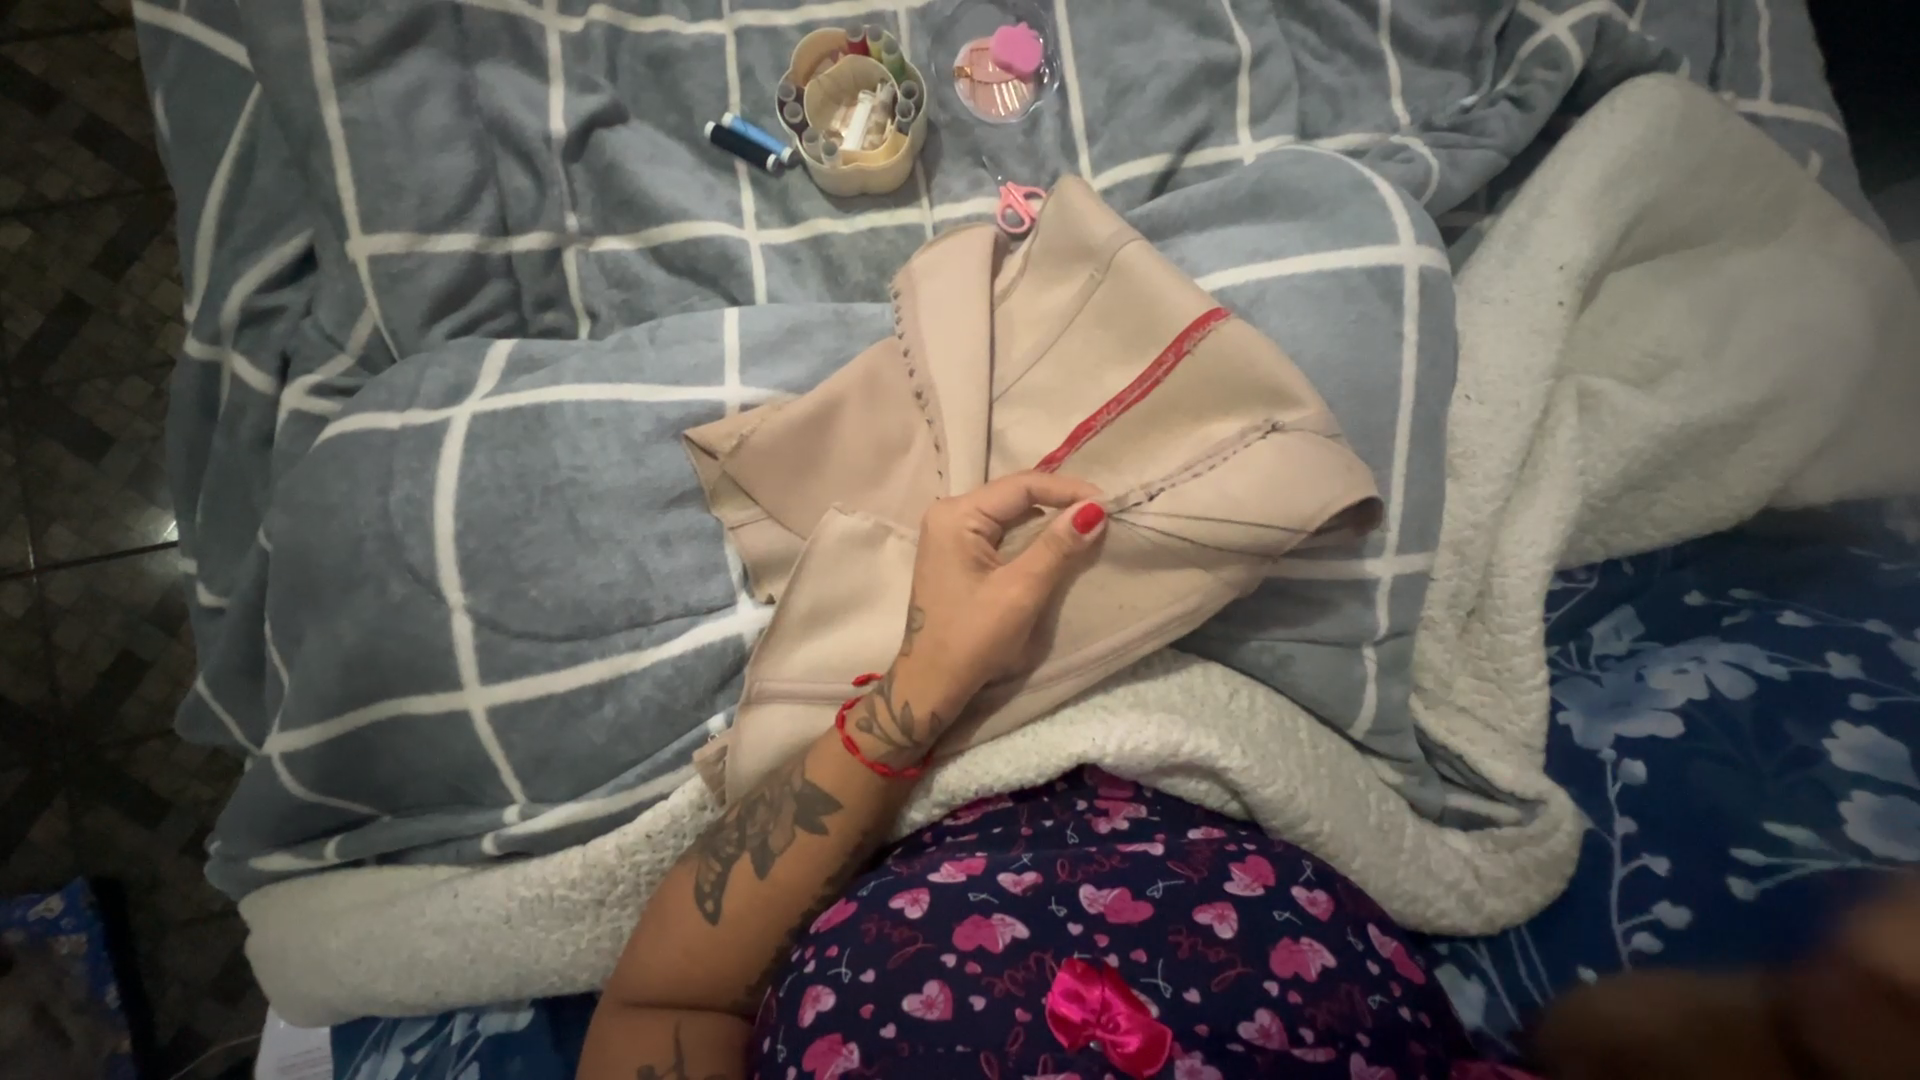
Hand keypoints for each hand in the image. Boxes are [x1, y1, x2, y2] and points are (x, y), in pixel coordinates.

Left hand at [900, 471, 1106, 700]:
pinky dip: (1031, 537)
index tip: (1109, 503)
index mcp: (956, 515)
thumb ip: (1057, 546)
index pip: (1021, 485)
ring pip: (1011, 513)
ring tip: (1089, 526)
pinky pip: (1002, 532)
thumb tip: (1096, 510)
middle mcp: (949, 514)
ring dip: (1048, 520)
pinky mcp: (958, 553)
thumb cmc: (973, 638)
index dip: (1068, 490)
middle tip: (1104, 515)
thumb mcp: (1021, 590)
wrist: (933, 681)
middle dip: (1060, 502)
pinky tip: (1058, 543)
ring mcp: (951, 533)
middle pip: (1015, 495)